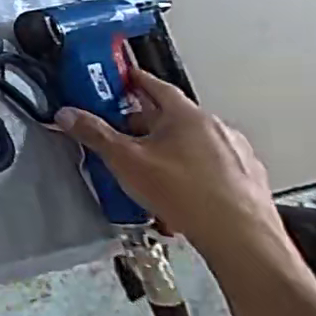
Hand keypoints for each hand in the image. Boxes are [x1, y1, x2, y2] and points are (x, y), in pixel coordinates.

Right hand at [55, 70, 286, 267]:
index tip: (124, 77)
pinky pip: (211, 166)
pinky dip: (192, 172)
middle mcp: (214, 127)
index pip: (155, 85)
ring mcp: (234, 153)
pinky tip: (177, 193)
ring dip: (170, 150)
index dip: (135, 80)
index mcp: (186, 115)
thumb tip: (70, 116)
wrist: (240, 238)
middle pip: (171, 116)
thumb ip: (94, 134)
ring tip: (148, 172)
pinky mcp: (245, 179)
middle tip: (122, 135)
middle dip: (145, 124)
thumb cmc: (188, 196)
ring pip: (192, 143)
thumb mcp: (126, 161)